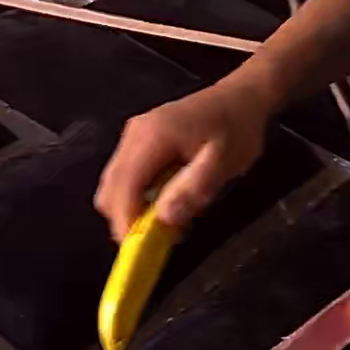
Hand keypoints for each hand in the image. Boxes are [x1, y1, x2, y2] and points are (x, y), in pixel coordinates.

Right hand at [94, 81, 271, 240]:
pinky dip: (138, 195)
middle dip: (127, 219)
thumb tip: (163, 218)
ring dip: (133, 208)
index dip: (125, 223)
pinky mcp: (138, 139)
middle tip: (159, 237)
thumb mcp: (225, 162)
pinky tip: (166, 199)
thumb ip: (194, 188)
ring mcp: (133, 135)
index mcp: (152, 137)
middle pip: (109, 189)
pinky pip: (126, 176)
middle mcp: (135, 134)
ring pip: (114, 184)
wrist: (240, 97)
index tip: (140, 252)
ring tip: (168, 218)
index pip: (123, 187)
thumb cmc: (237, 129)